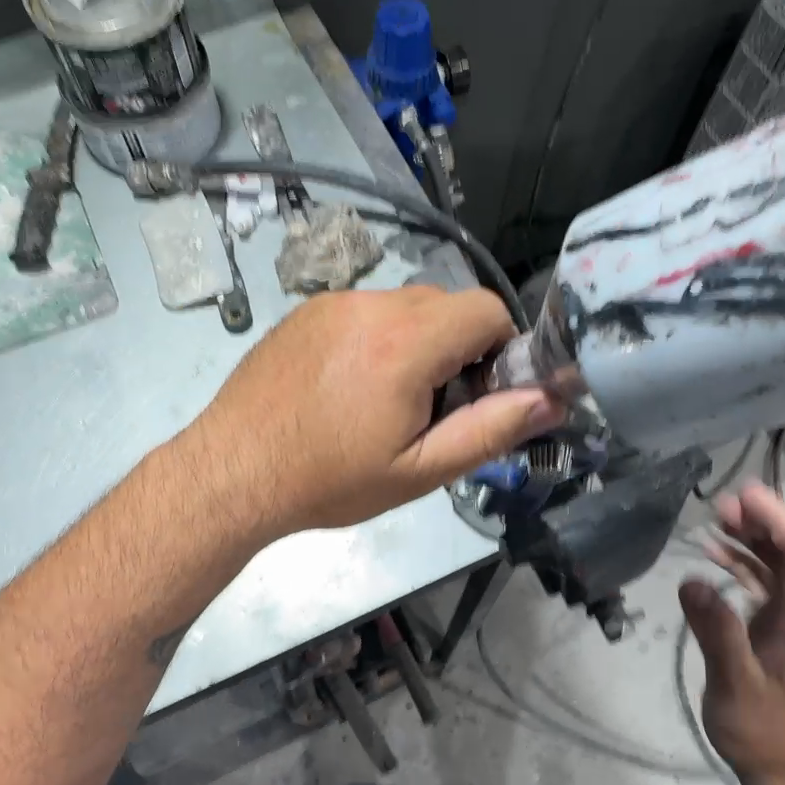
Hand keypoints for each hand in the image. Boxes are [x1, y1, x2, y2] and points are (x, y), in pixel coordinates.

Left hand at [196, 287, 565, 533]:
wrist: (233, 473)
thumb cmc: (329, 481)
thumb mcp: (419, 471)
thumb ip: (490, 430)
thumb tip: (551, 399)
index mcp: (405, 342)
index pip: (487, 308)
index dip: (499, 349)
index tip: (480, 394)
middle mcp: (371, 305)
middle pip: (446, 306)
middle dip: (457, 350)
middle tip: (431, 410)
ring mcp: (332, 303)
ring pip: (405, 308)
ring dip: (416, 346)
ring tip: (384, 405)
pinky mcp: (305, 312)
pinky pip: (365, 313)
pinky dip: (377, 341)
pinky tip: (348, 391)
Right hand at [679, 481, 784, 784]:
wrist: (782, 771)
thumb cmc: (762, 731)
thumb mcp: (736, 686)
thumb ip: (718, 633)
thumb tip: (691, 581)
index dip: (779, 521)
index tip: (746, 496)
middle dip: (764, 522)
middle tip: (723, 502)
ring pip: (780, 567)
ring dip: (753, 540)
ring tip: (716, 518)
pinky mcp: (777, 633)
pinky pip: (765, 587)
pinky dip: (742, 566)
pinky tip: (715, 557)